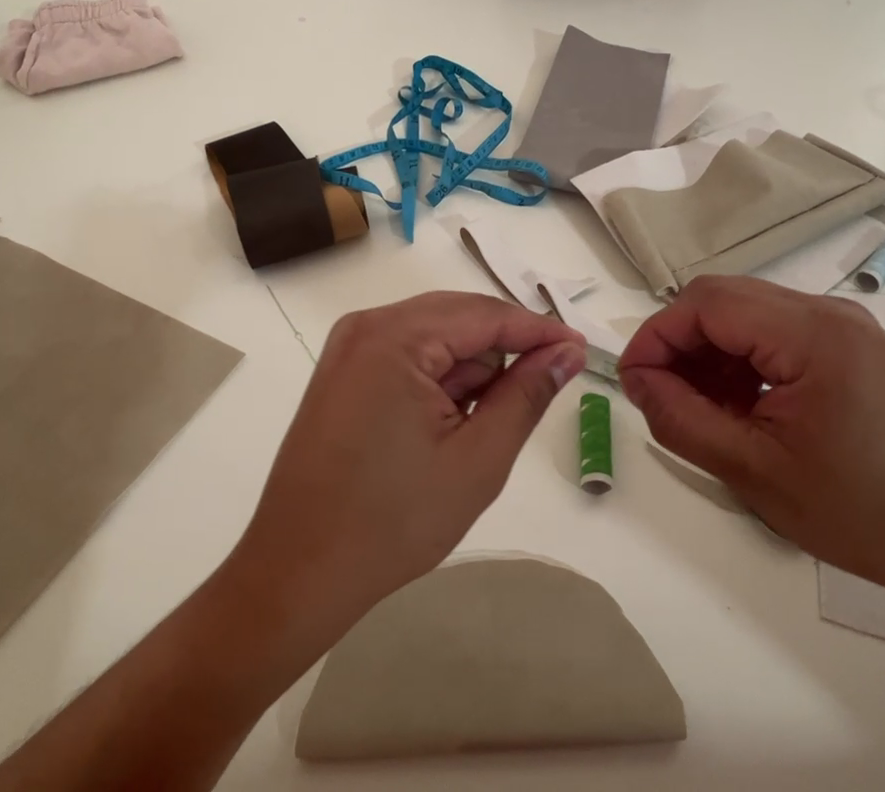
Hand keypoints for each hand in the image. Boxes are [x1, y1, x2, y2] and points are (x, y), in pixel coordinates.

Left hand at [231, 291, 585, 628]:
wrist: (301, 570)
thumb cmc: (395, 520)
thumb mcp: (478, 458)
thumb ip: (526, 394)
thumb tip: (567, 352)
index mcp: (395, 338)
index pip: (486, 314)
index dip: (539, 331)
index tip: (583, 351)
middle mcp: (365, 328)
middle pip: (458, 317)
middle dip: (503, 351)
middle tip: (543, 392)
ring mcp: (347, 351)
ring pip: (433, 338)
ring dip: (470, 371)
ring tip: (482, 428)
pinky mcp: (341, 377)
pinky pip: (406, 358)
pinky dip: (438, 381)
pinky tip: (450, 423)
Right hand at [616, 275, 884, 611]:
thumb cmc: (861, 513)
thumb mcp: (754, 470)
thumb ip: (681, 417)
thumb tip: (636, 380)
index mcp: (814, 333)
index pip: (707, 303)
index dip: (657, 336)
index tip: (631, 384)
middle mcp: (833, 315)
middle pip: (727, 300)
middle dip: (681, 343)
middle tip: (659, 399)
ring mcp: (851, 331)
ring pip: (752, 317)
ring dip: (712, 354)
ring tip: (701, 411)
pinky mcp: (860, 353)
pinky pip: (782, 338)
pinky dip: (747, 363)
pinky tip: (743, 410)